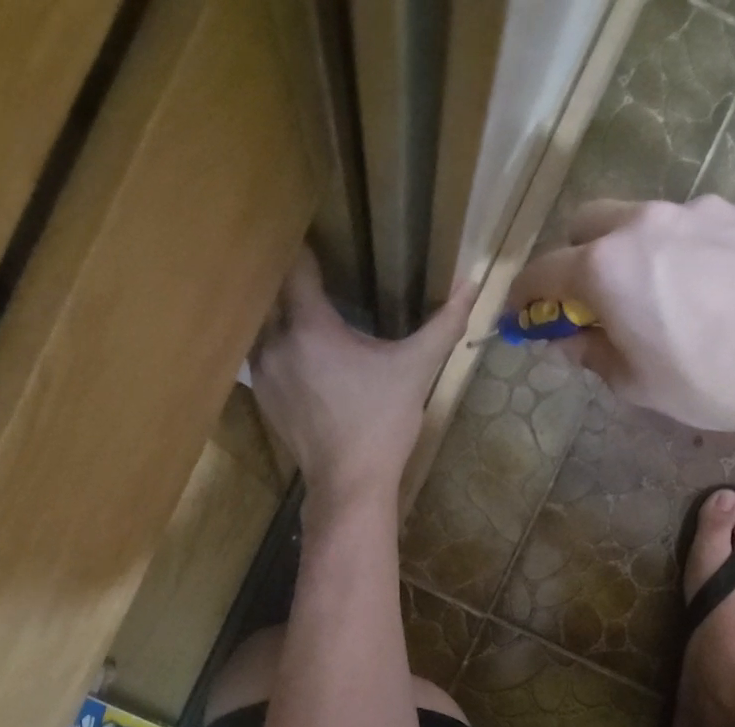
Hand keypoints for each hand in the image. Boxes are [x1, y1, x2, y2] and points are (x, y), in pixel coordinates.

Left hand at [251, 249, 474, 508]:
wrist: (349, 482)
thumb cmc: (383, 422)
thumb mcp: (417, 369)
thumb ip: (445, 323)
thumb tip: (473, 282)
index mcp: (309, 327)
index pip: (297, 267)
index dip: (309, 249)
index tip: (322, 236)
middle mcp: (275, 342)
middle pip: (275, 292)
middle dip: (294, 280)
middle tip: (320, 271)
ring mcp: (263, 370)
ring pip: (265, 324)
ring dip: (284, 313)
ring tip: (310, 307)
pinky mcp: (261, 394)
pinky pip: (264, 353)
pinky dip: (280, 344)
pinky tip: (304, 351)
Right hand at [506, 195, 734, 432]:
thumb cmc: (710, 380)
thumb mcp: (635, 382)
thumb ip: (591, 353)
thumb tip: (568, 339)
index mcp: (605, 266)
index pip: (541, 272)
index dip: (524, 296)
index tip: (520, 315)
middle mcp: (641, 223)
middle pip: (585, 224)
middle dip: (574, 258)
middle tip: (589, 300)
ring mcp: (692, 211)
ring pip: (638, 219)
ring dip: (627, 250)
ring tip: (655, 294)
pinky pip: (685, 224)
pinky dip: (675, 248)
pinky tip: (703, 286)